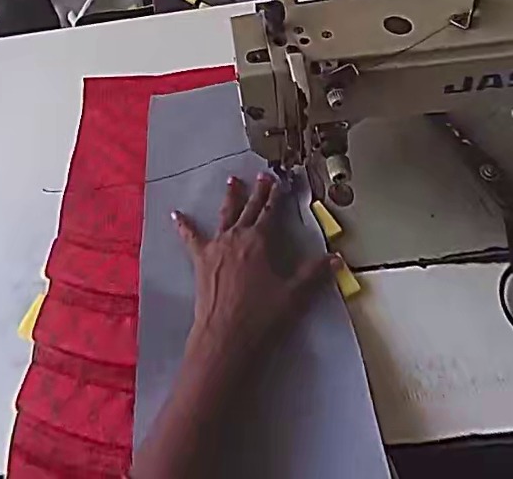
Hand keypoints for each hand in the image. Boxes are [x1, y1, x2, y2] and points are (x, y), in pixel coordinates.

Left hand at [170, 172, 334, 379]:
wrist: (224, 338)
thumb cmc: (261, 317)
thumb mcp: (294, 295)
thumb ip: (314, 274)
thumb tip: (336, 258)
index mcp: (260, 241)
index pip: (271, 213)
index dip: (276, 197)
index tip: (279, 182)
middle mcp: (237, 236)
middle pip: (249, 208)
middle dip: (257, 192)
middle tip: (261, 175)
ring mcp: (217, 246)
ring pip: (225, 215)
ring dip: (230, 198)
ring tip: (232, 181)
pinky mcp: (201, 259)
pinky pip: (191, 238)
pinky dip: (184, 225)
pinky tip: (176, 214)